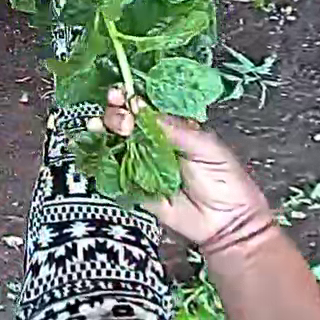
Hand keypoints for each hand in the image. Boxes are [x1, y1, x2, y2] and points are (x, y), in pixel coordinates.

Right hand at [96, 88, 276, 265]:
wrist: (227, 224)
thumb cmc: (223, 179)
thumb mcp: (205, 146)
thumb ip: (173, 128)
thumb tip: (140, 107)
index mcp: (170, 126)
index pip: (144, 107)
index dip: (130, 98)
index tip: (121, 95)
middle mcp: (152, 141)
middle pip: (125, 120)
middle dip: (116, 113)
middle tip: (122, 120)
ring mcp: (141, 163)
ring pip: (115, 141)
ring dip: (104, 129)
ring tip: (100, 125)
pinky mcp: (135, 186)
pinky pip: (114, 170)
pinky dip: (100, 157)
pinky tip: (92, 145)